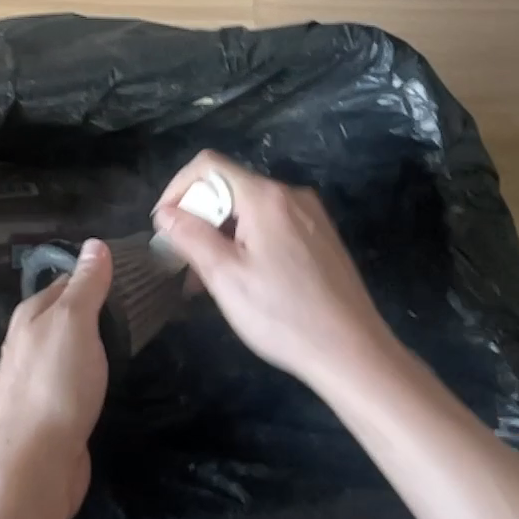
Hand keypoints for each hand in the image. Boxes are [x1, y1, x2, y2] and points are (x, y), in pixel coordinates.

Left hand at [0, 237, 112, 518]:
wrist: (35, 463)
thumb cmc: (56, 383)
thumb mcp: (75, 322)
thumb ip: (86, 285)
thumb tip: (95, 244)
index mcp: (30, 314)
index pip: (66, 281)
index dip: (96, 276)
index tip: (132, 276)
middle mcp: (27, 341)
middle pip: (66, 315)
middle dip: (97, 310)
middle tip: (139, 309)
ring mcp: (35, 378)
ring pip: (69, 349)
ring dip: (94, 344)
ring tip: (130, 340)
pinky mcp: (48, 411)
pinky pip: (72, 379)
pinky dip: (90, 374)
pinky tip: (106, 380)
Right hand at [152, 151, 395, 388]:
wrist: (354, 354)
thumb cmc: (283, 315)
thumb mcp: (225, 277)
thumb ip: (190, 236)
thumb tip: (165, 212)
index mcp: (265, 197)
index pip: (207, 165)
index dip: (177, 188)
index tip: (164, 225)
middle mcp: (291, 195)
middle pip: (230, 187)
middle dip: (199, 218)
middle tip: (185, 261)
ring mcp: (311, 216)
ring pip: (250, 210)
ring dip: (222, 235)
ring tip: (210, 280)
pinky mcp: (321, 238)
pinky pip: (273, 225)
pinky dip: (248, 242)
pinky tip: (245, 281)